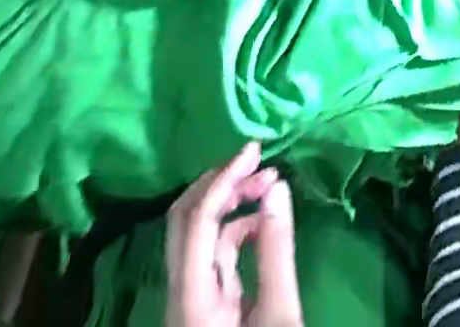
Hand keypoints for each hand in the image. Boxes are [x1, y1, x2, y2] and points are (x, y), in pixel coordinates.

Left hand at [165, 143, 302, 326]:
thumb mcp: (281, 315)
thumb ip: (275, 249)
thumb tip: (276, 188)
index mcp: (191, 299)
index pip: (196, 220)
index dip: (224, 177)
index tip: (257, 149)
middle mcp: (178, 295)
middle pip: (183, 221)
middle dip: (220, 182)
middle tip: (259, 161)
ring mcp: (187, 301)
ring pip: (196, 236)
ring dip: (230, 203)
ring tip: (269, 186)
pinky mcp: (200, 307)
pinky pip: (210, 253)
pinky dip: (233, 228)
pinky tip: (261, 221)